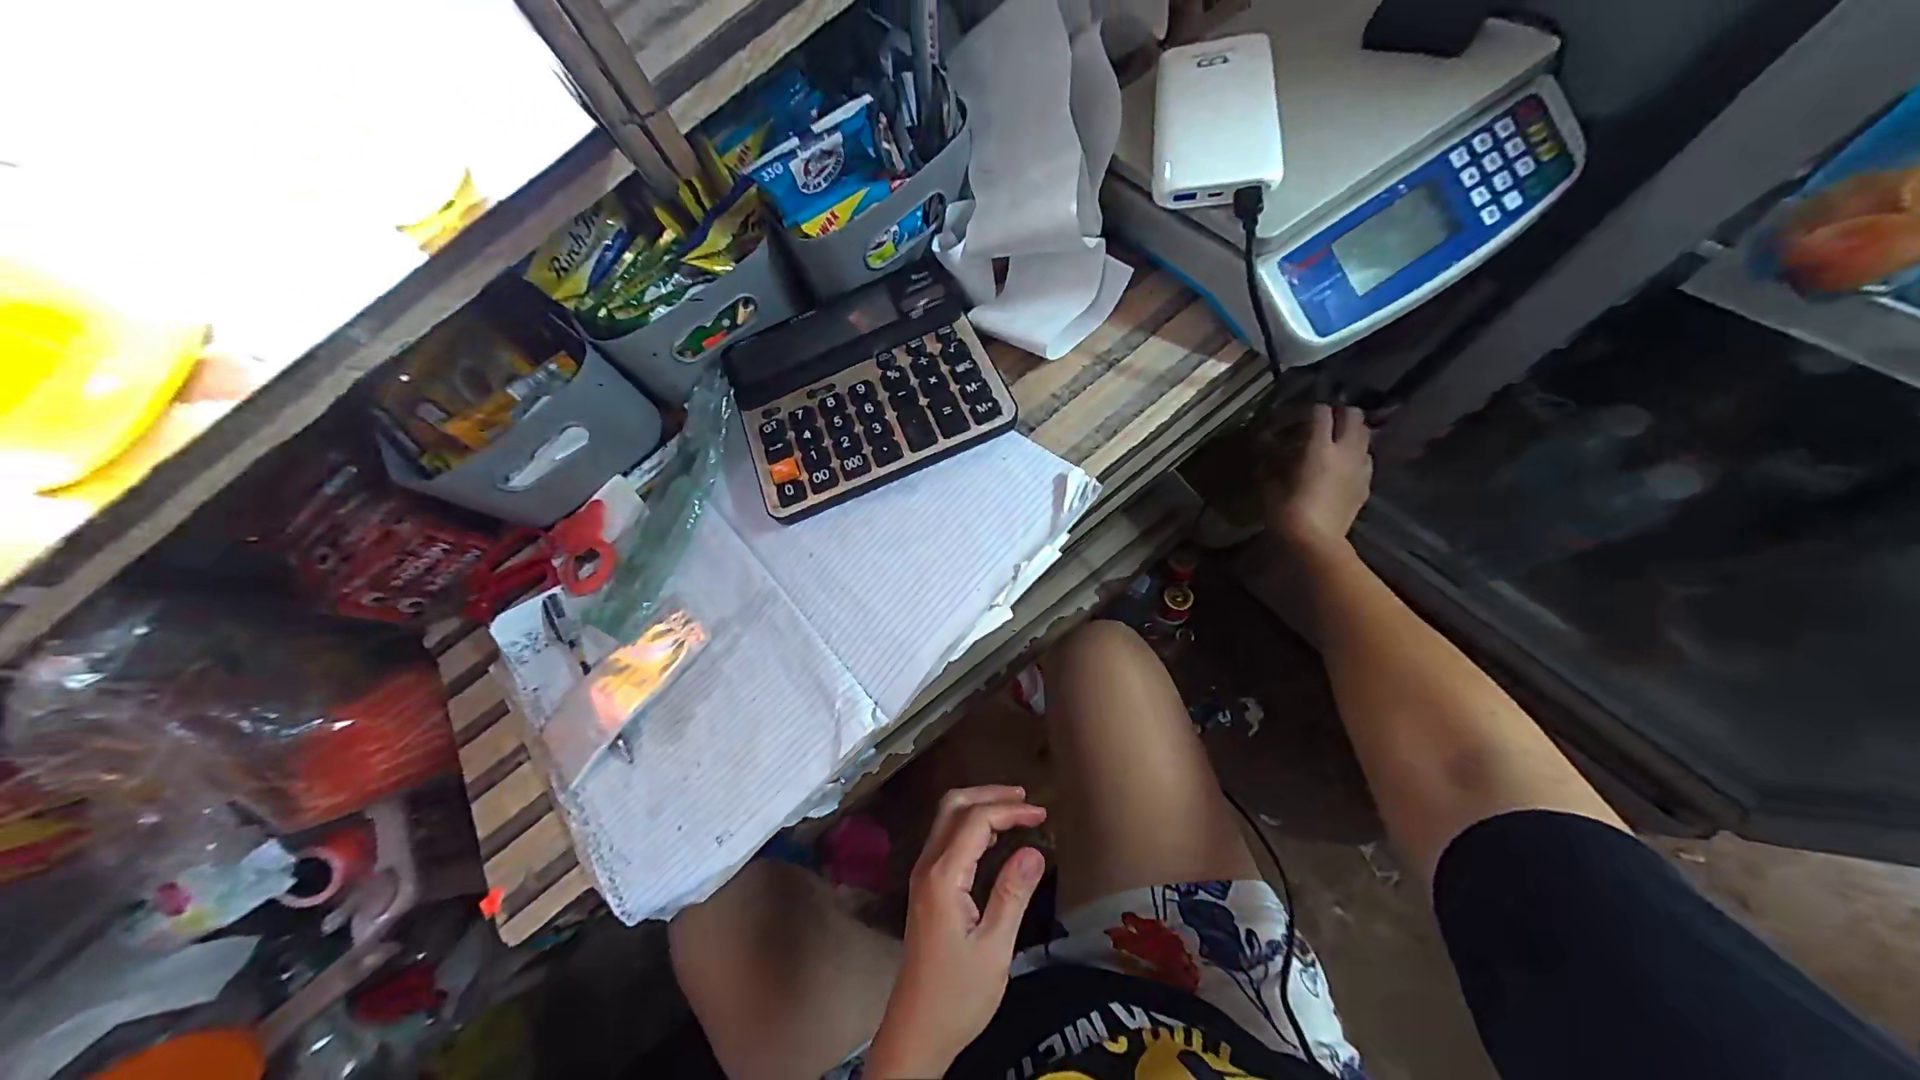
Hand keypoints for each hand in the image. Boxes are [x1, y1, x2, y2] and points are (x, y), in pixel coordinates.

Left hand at [866, 786, 1046, 1077]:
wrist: (916, 1031)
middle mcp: (927, 867)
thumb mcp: (995, 948)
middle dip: (990, 794)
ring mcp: (923, 876)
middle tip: (1026, 799)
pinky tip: (994, 837)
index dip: (1010, 810)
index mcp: (943, 877)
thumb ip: (1013, 894)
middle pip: (953, 806)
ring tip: (1016, 810)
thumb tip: (1035, 850)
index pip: (976, 820)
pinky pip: (947, 839)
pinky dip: (972, 825)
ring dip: (979, 806)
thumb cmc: (958, 995)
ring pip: (947, 819)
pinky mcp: (927, 888)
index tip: (1042, 814)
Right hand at [1268, 403, 1372, 554]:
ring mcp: (1360, 466)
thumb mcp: (1270, 488)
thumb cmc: (1287, 512)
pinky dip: (1357, 454)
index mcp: (1318, 447)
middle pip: (1353, 415)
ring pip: (1365, 434)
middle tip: (1325, 421)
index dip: (1311, 410)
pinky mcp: (1366, 482)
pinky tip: (1343, 465)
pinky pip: (1366, 457)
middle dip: (1340, 413)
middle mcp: (1344, 450)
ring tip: (1336, 440)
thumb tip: (1267, 459)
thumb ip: (1271, 468)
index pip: (1321, 412)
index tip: (1300, 416)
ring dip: (1352, 432)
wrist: (1316, 541)